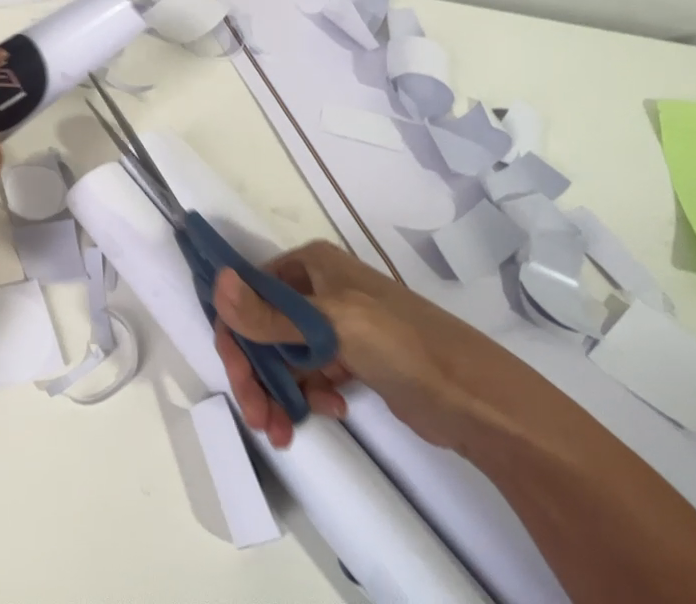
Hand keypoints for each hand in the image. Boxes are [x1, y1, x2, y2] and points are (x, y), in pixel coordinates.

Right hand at [212, 240, 539, 451]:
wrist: (479, 401)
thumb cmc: (405, 348)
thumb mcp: (332, 327)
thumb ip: (270, 315)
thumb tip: (216, 283)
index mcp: (311, 264)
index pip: (248, 295)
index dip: (237, 337)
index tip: (240, 380)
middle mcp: (318, 287)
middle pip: (262, 329)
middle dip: (257, 375)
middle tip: (260, 419)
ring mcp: (335, 323)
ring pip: (282, 356)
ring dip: (278, 393)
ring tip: (284, 431)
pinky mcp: (351, 357)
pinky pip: (309, 374)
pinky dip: (308, 395)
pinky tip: (329, 411)